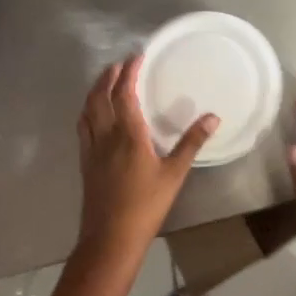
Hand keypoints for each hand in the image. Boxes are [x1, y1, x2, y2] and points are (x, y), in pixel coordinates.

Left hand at [76, 56, 217, 254]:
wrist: (110, 239)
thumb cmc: (146, 206)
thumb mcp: (175, 174)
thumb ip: (192, 143)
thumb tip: (213, 117)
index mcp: (129, 135)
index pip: (124, 94)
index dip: (128, 72)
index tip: (137, 56)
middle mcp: (106, 136)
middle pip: (99, 97)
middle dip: (108, 77)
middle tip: (119, 64)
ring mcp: (92, 149)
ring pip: (87, 110)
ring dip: (94, 91)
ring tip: (105, 81)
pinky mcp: (85, 163)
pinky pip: (83, 127)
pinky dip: (88, 111)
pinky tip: (93, 114)